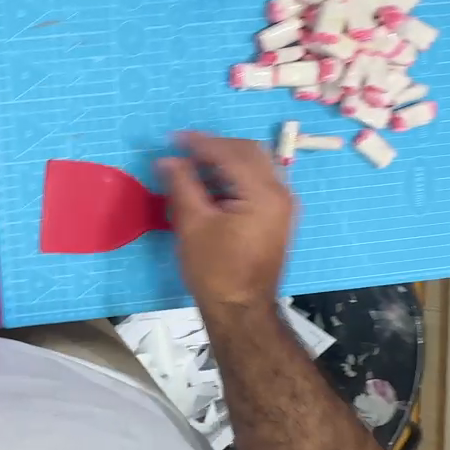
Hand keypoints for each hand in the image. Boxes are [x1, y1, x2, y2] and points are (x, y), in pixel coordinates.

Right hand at [157, 132, 295, 310]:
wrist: (241, 309)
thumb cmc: (214, 269)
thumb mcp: (192, 224)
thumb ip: (181, 185)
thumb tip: (168, 159)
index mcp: (263, 193)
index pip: (230, 153)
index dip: (200, 143)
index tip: (173, 139)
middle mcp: (280, 193)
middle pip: (249, 152)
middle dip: (215, 146)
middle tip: (184, 150)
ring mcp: (282, 205)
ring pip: (255, 165)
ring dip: (225, 160)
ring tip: (193, 166)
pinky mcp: (276, 217)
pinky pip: (257, 182)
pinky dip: (234, 176)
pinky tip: (211, 185)